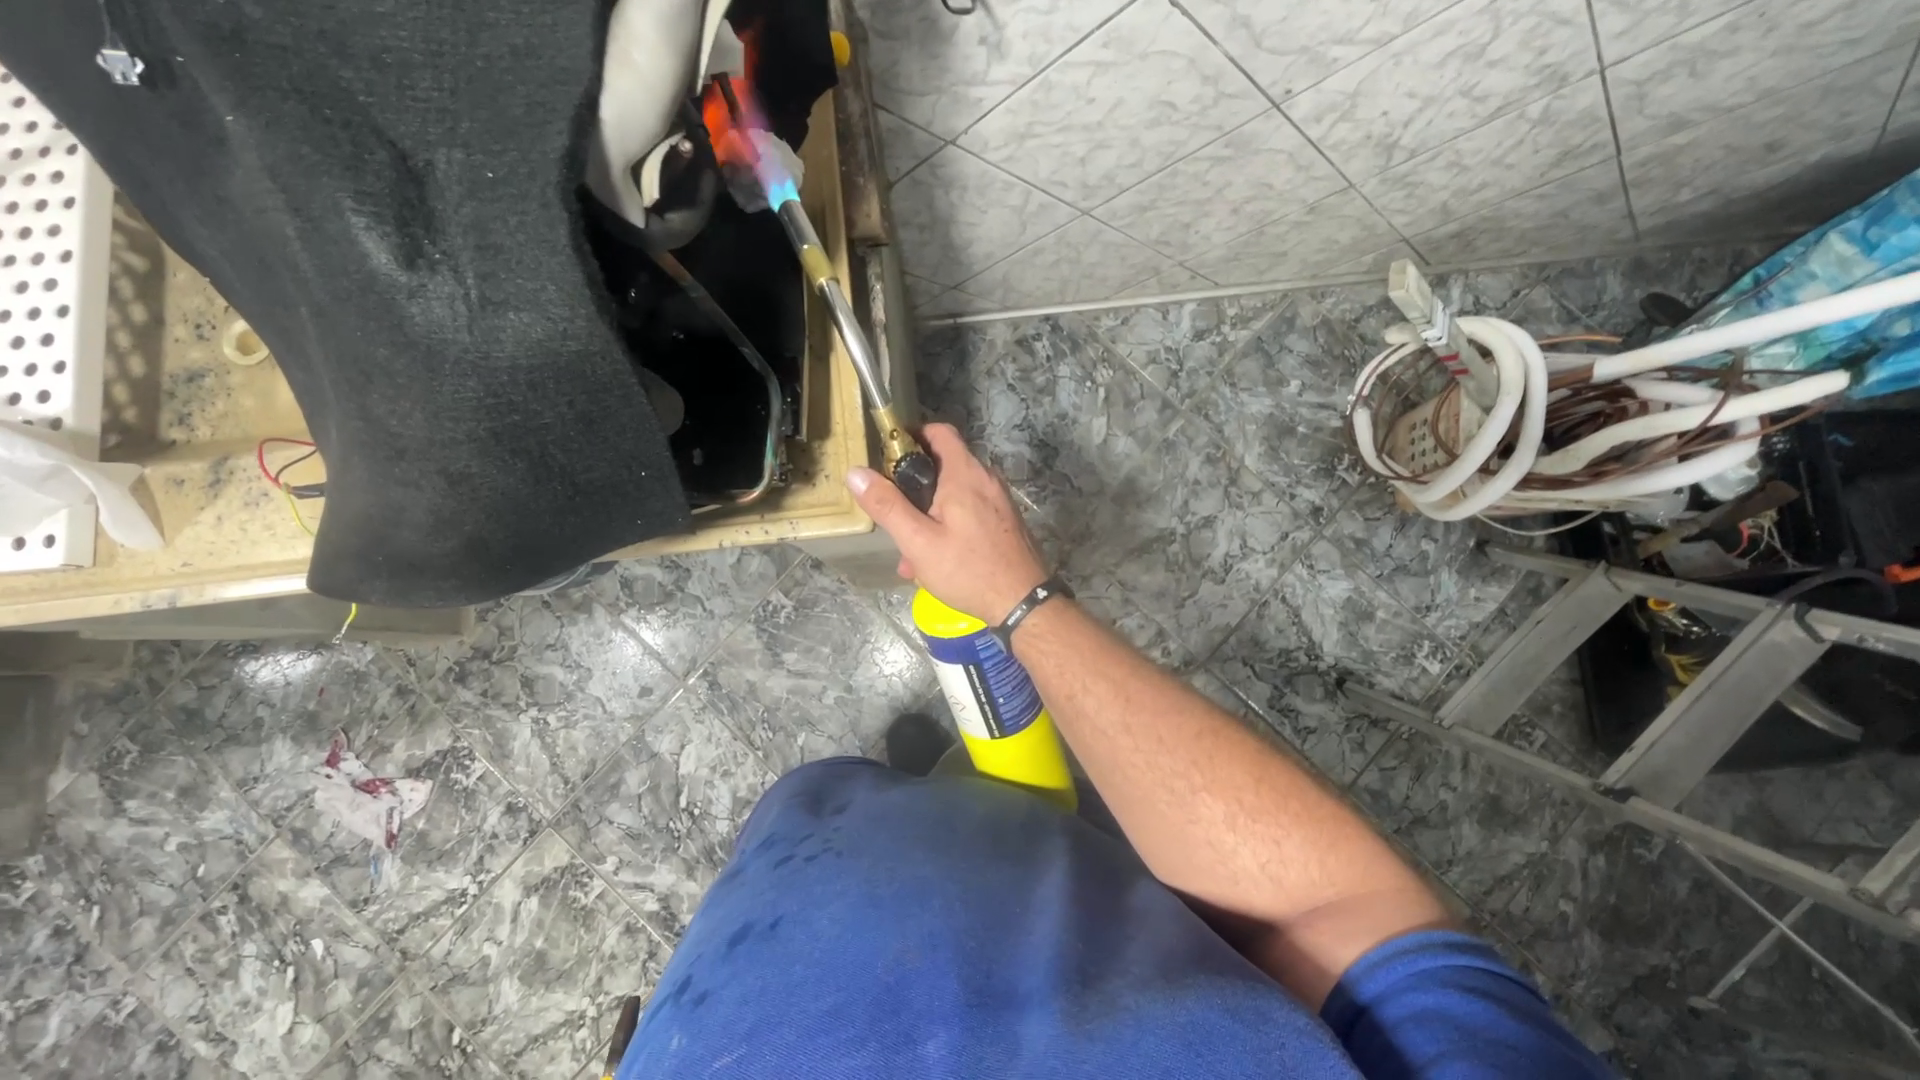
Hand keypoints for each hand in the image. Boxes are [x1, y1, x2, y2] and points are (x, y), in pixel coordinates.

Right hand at [846, 423, 1047, 622]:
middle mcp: (986, 480)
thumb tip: (856, 472)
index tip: (888, 454)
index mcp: (965, 474)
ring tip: (909, 550)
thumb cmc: (968, 570)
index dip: (913, 435)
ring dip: (929, 514)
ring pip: (955, 495)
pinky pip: (970, 513)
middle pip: (945, 465)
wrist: (1023, 603)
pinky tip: (935, 561)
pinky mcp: (1005, 522)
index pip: (940, 432)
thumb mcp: (918, 541)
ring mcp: (1000, 502)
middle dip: (916, 485)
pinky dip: (949, 526)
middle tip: (894, 510)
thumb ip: (887, 505)